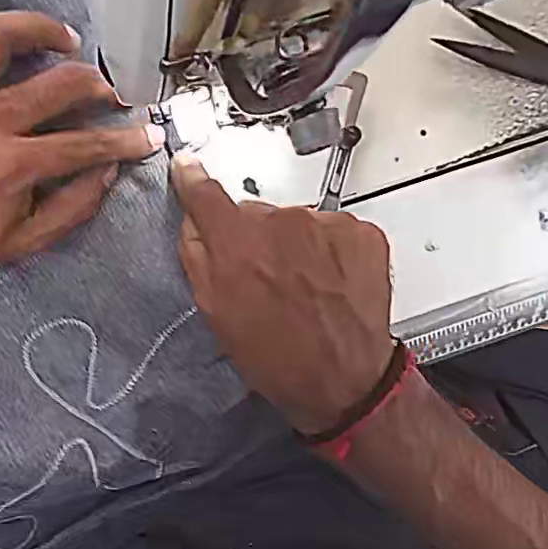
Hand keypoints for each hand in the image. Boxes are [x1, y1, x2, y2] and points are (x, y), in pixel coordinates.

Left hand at [0, 11, 161, 325]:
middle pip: (58, 83)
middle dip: (98, 86)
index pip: (85, 144)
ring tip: (65, 38)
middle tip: (111, 94)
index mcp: (12, 166)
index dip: (124, 141)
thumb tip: (107, 174)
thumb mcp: (21, 243)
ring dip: (39, 28)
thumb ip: (70, 208)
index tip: (146, 136)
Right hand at [171, 152, 396, 434]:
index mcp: (236, 245)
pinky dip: (327, 249)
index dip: (192, 179)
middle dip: (253, 237)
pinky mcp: (360, 232)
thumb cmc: (278, 356)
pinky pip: (330, 228)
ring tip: (301, 288)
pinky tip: (326, 282)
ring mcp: (325, 225)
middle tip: (265, 278)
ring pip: (294, 220)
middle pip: (253, 211)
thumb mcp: (216, 312)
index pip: (204, 192)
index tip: (188, 168)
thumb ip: (196, 256)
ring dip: (293, 245)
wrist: (343, 380)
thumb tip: (192, 222)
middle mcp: (280, 225)